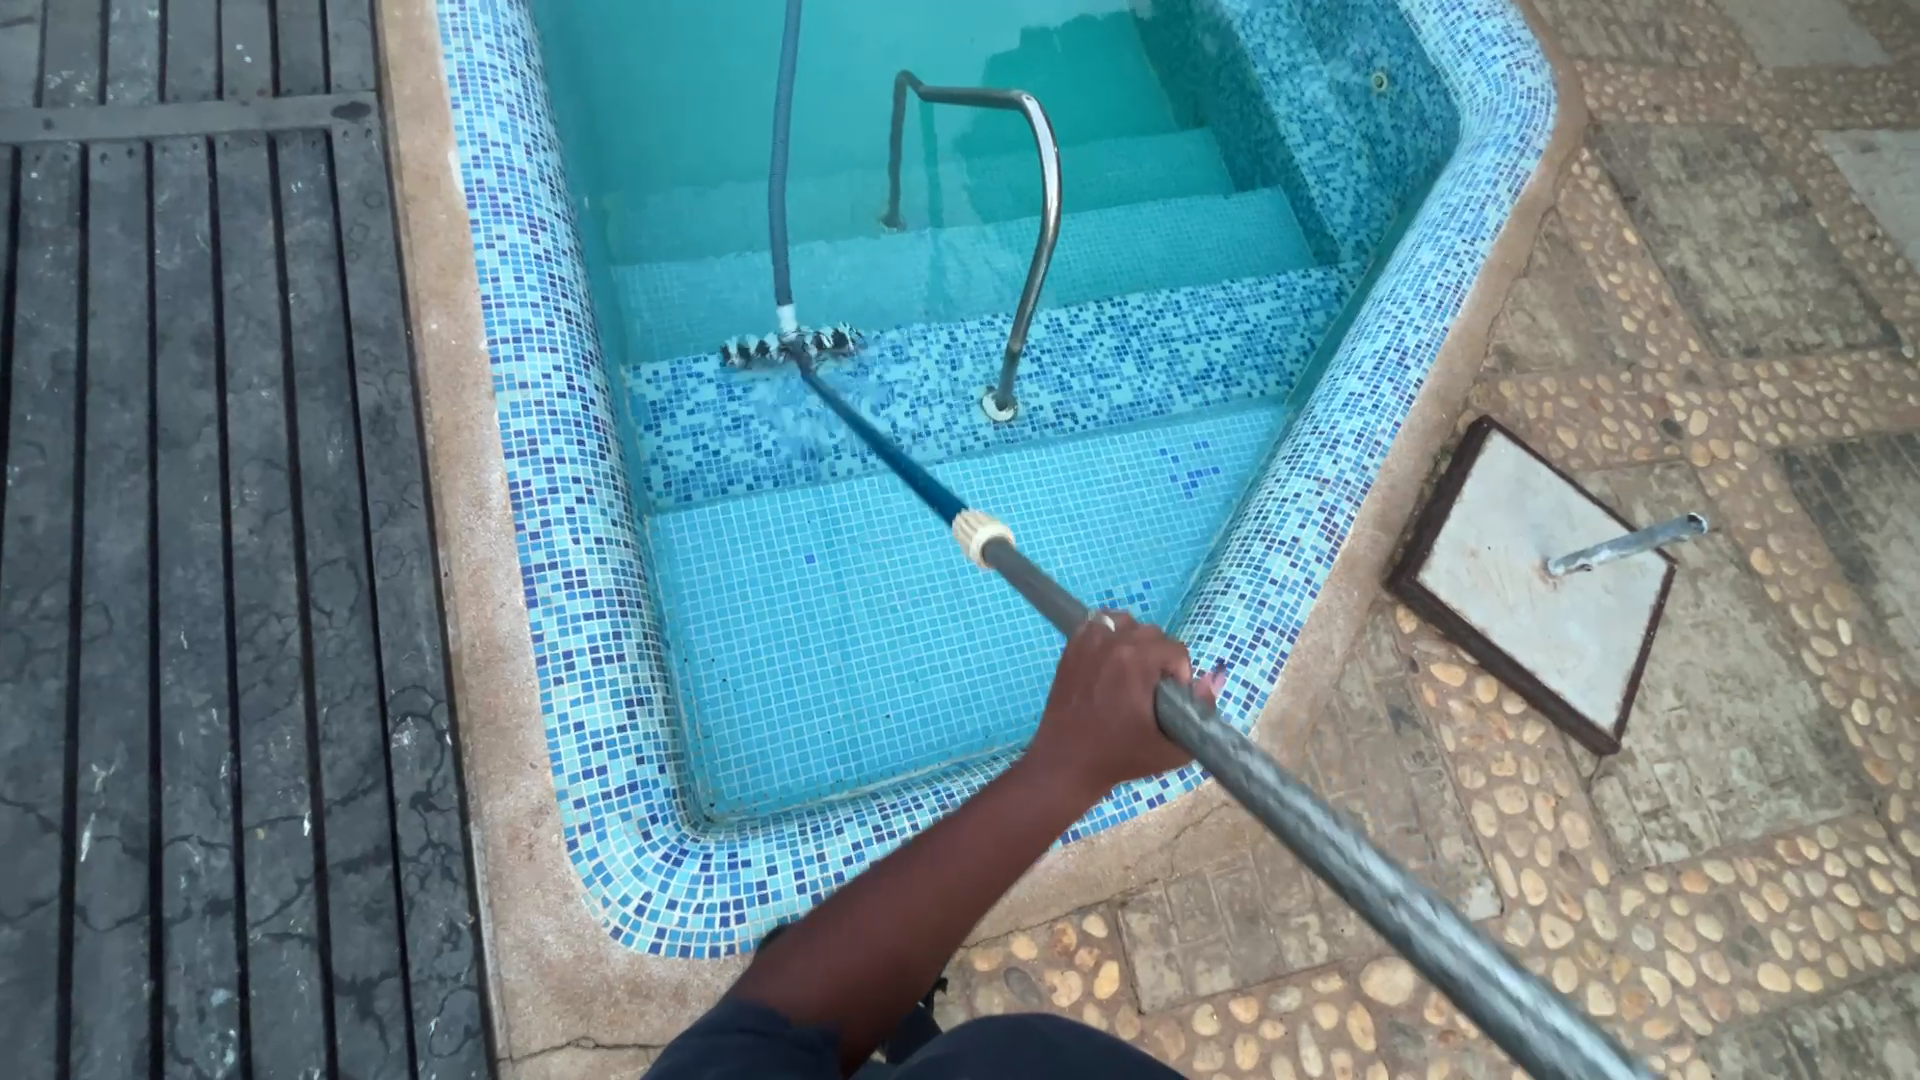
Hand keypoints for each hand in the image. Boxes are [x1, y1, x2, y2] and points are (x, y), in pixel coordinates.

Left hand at [1022, 610, 1220, 801]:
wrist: (1068, 760)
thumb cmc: (1121, 756)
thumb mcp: (1172, 746)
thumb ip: (1202, 709)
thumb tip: (1213, 677)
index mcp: (1137, 661)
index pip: (1176, 650)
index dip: (1180, 674)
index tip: (1170, 698)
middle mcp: (1113, 643)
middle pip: (1153, 634)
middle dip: (1160, 658)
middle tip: (1151, 688)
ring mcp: (1088, 642)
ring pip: (1126, 623)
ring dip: (1135, 641)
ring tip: (1132, 670)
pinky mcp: (1072, 647)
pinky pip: (1098, 623)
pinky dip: (1109, 633)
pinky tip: (1111, 657)